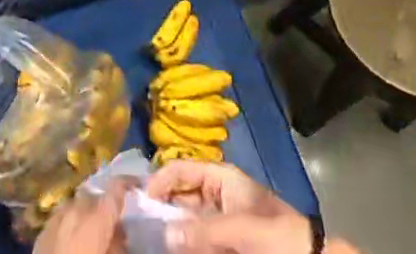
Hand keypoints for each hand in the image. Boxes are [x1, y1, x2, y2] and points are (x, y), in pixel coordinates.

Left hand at [34, 183, 126, 253]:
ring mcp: (55, 221)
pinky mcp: (40, 236)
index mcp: (97, 218)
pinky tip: (71, 240)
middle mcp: (75, 211)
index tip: (138, 186)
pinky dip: (68, 224)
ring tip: (91, 230)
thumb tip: (119, 233)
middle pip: (94, 196)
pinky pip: (58, 219)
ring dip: (84, 212)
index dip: (128, 183)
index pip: (116, 188)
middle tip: (113, 222)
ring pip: (74, 205)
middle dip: (104, 205)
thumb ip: (119, 245)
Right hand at [148, 162, 308, 253]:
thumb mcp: (244, 229)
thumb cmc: (279, 236)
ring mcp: (219, 221)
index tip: (139, 202)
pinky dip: (180, 245)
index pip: (182, 169)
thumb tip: (163, 234)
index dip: (159, 181)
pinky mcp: (221, 243)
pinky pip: (193, 241)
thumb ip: (204, 230)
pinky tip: (167, 249)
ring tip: (144, 239)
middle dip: (158, 207)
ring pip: (183, 221)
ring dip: (166, 229)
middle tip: (135, 225)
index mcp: (223, 179)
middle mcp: (217, 195)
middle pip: (179, 196)